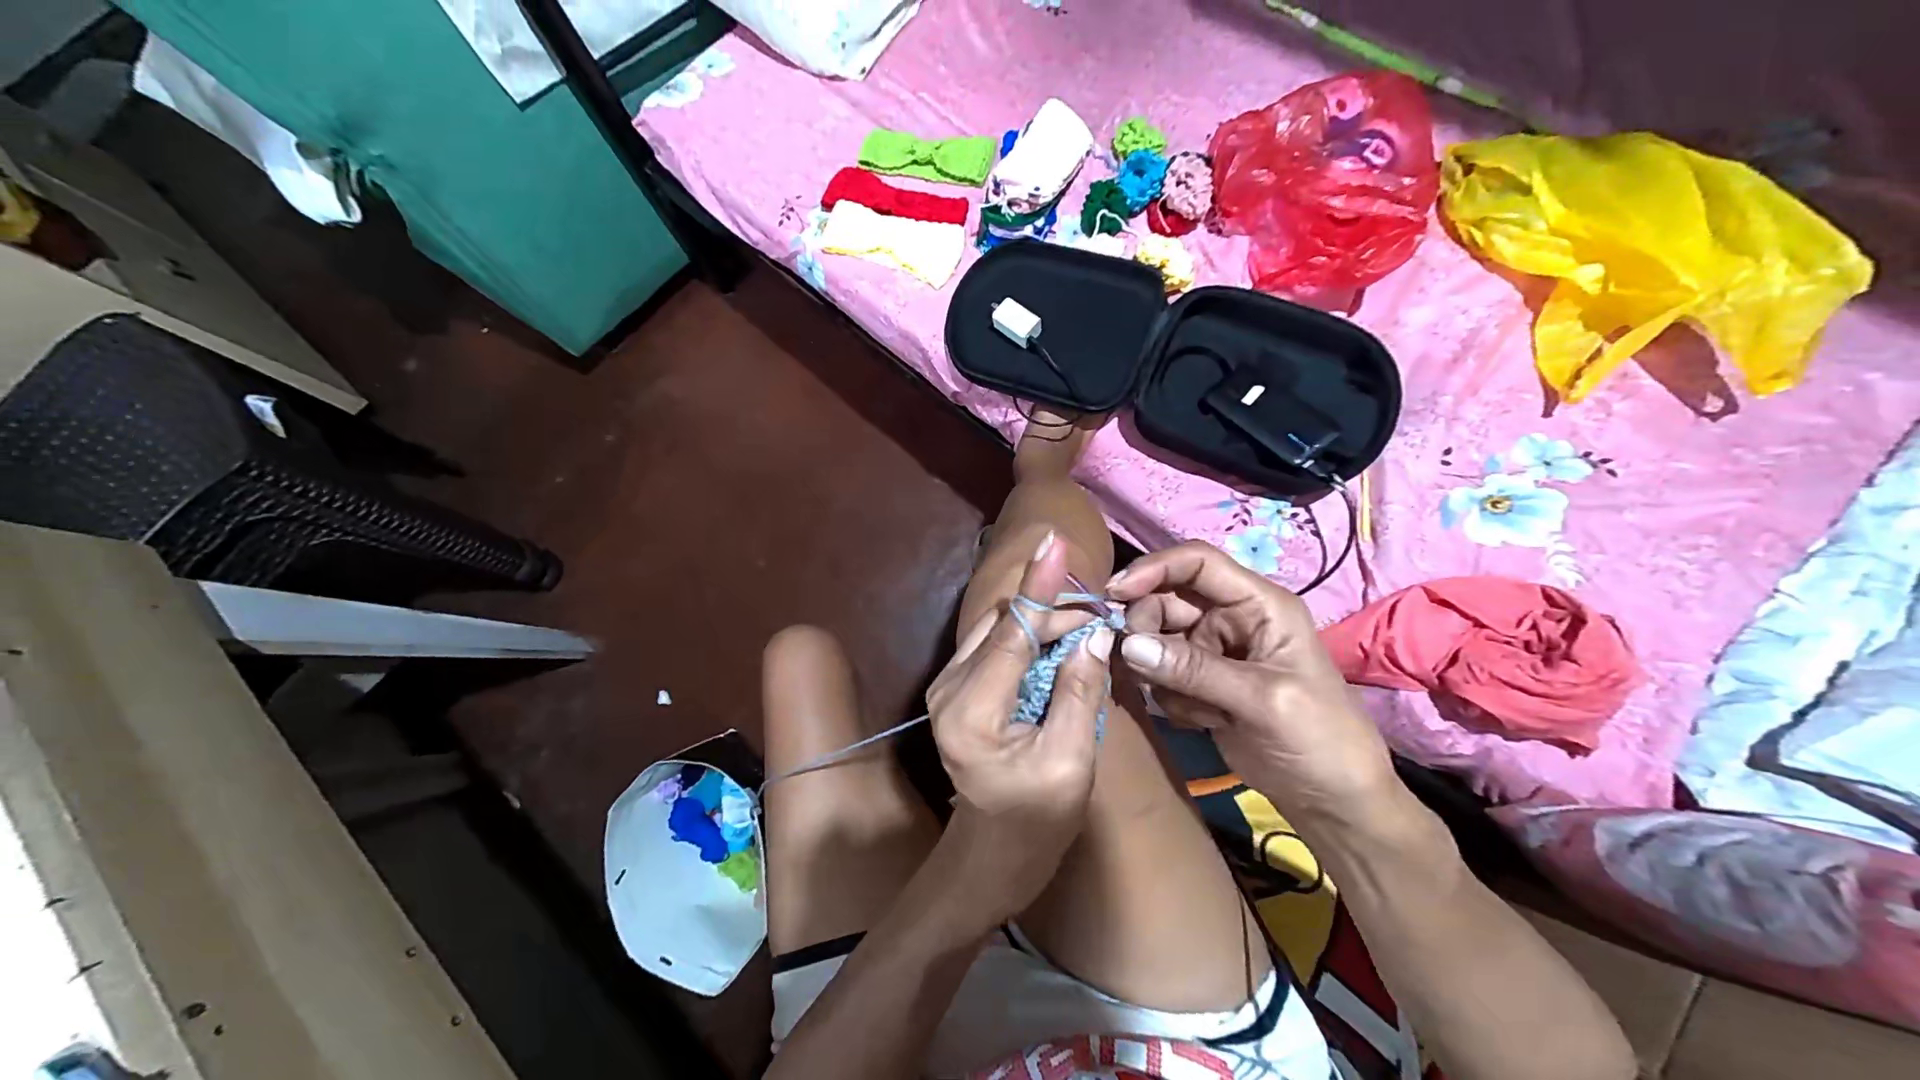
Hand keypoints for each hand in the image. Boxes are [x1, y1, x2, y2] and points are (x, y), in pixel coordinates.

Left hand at [925, 531, 1110, 924]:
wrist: (993, 854)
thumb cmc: (1036, 820)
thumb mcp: (1069, 761)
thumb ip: (1078, 692)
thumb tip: (1095, 634)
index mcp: (971, 710)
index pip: (1010, 632)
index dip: (1039, 586)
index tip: (1055, 541)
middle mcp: (948, 688)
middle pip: (1002, 624)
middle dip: (1050, 608)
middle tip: (1098, 614)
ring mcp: (947, 687)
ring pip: (996, 629)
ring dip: (1039, 620)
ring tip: (1086, 626)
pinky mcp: (956, 689)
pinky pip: (993, 646)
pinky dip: (1027, 636)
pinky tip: (1059, 641)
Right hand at [1105, 540, 1394, 824]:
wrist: (1332, 801)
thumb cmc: (1319, 739)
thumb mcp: (1261, 700)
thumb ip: (1194, 669)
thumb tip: (1127, 644)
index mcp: (1259, 604)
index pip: (1197, 562)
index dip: (1153, 569)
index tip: (1115, 594)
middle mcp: (1231, 618)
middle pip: (1166, 599)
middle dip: (1147, 629)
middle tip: (1141, 665)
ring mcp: (1214, 651)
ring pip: (1156, 639)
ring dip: (1160, 672)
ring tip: (1196, 708)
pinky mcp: (1200, 683)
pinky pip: (1161, 674)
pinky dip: (1169, 697)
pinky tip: (1204, 722)